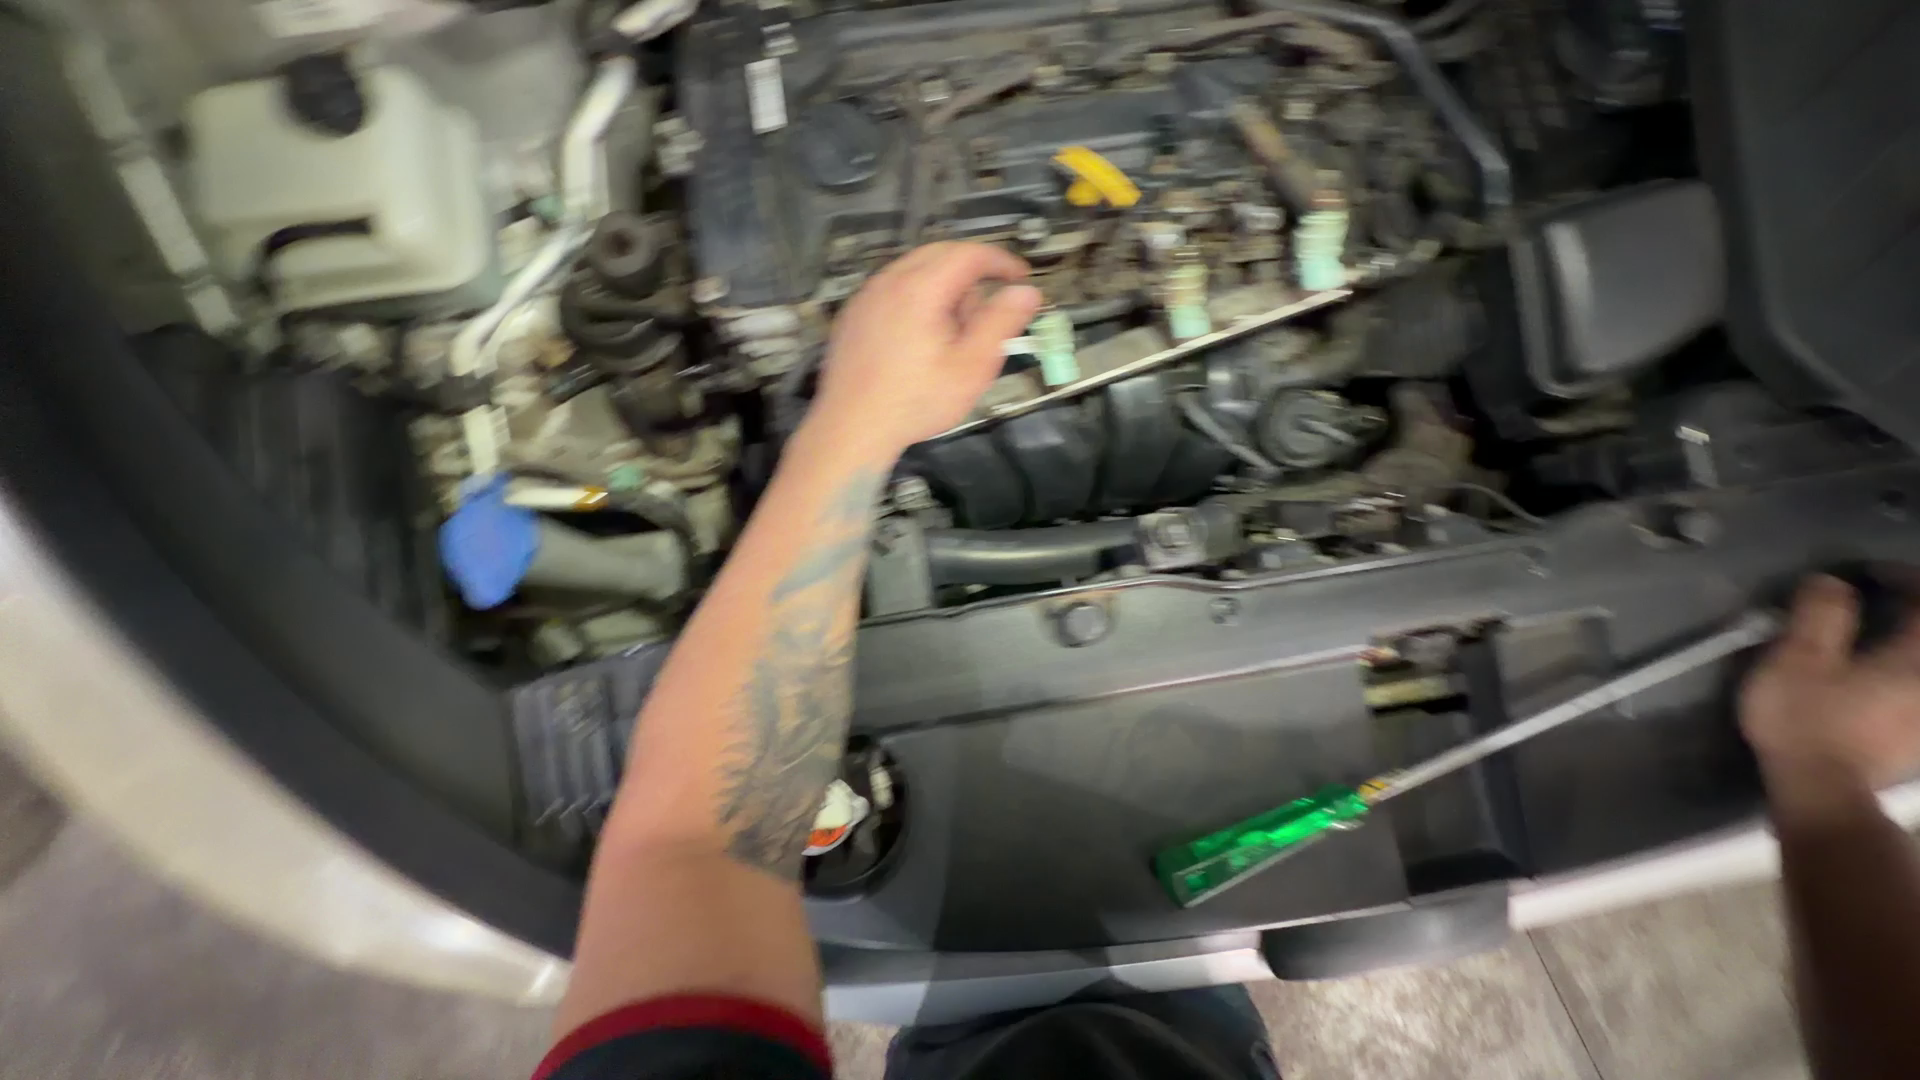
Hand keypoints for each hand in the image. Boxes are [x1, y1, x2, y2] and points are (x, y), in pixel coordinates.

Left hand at [809, 242, 1041, 455]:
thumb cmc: (915, 403)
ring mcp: (866, 298)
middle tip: (988, 310)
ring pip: (914, 272)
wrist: (853, 429)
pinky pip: (892, 291)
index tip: (1019, 278)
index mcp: (921, 289)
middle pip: (940, 255)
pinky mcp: (853, 317)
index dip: (1001, 262)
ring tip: (952, 335)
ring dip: (942, 289)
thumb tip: (1026, 293)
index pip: (969, 254)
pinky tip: (920, 341)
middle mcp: (889, 282)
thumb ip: (1001, 324)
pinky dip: (915, 301)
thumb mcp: (971, 367)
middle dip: (971, 274)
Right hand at [1742, 575, 1919, 814]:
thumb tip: (1832, 581)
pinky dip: (1904, 671)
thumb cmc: (1806, 717)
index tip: (1869, 573)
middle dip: (1916, 611)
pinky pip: (1915, 689)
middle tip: (1888, 598)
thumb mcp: (1797, 660)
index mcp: (1917, 656)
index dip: (1906, 579)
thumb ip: (1820, 616)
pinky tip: (1886, 673)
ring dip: (1909, 642)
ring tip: (1886, 633)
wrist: (1822, 786)